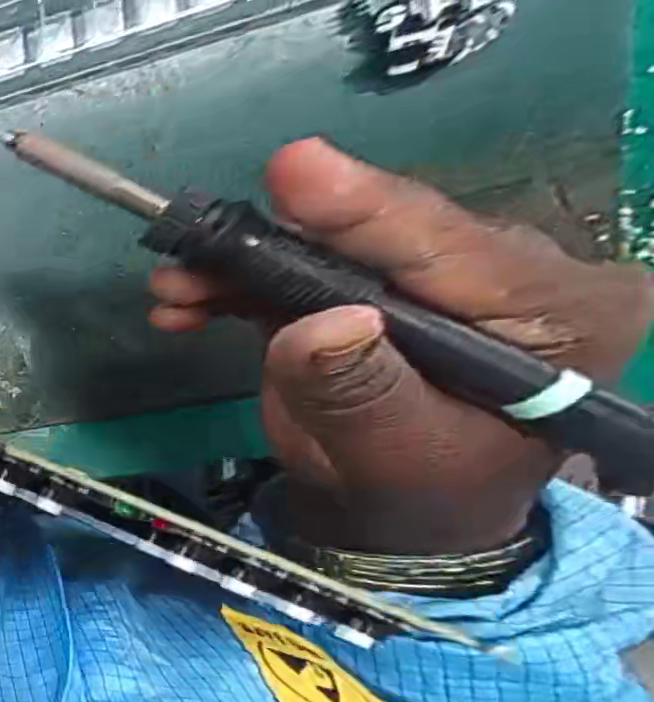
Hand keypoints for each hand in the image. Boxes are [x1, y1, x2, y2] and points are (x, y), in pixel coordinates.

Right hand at [148, 138, 653, 552]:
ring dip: (235, 272)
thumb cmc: (413, 489)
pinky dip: (230, 293)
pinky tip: (184, 307)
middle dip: (275, 245)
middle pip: (374, 243)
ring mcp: (416, 291)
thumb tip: (317, 324)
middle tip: (194, 249)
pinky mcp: (356, 304)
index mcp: (552, 309)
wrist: (391, 514)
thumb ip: (360, 389)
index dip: (364, 207)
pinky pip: (289, 285)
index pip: (449, 246)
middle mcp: (490, 281)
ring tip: (170, 289)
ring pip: (319, 260)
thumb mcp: (395, 450)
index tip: (297, 165)